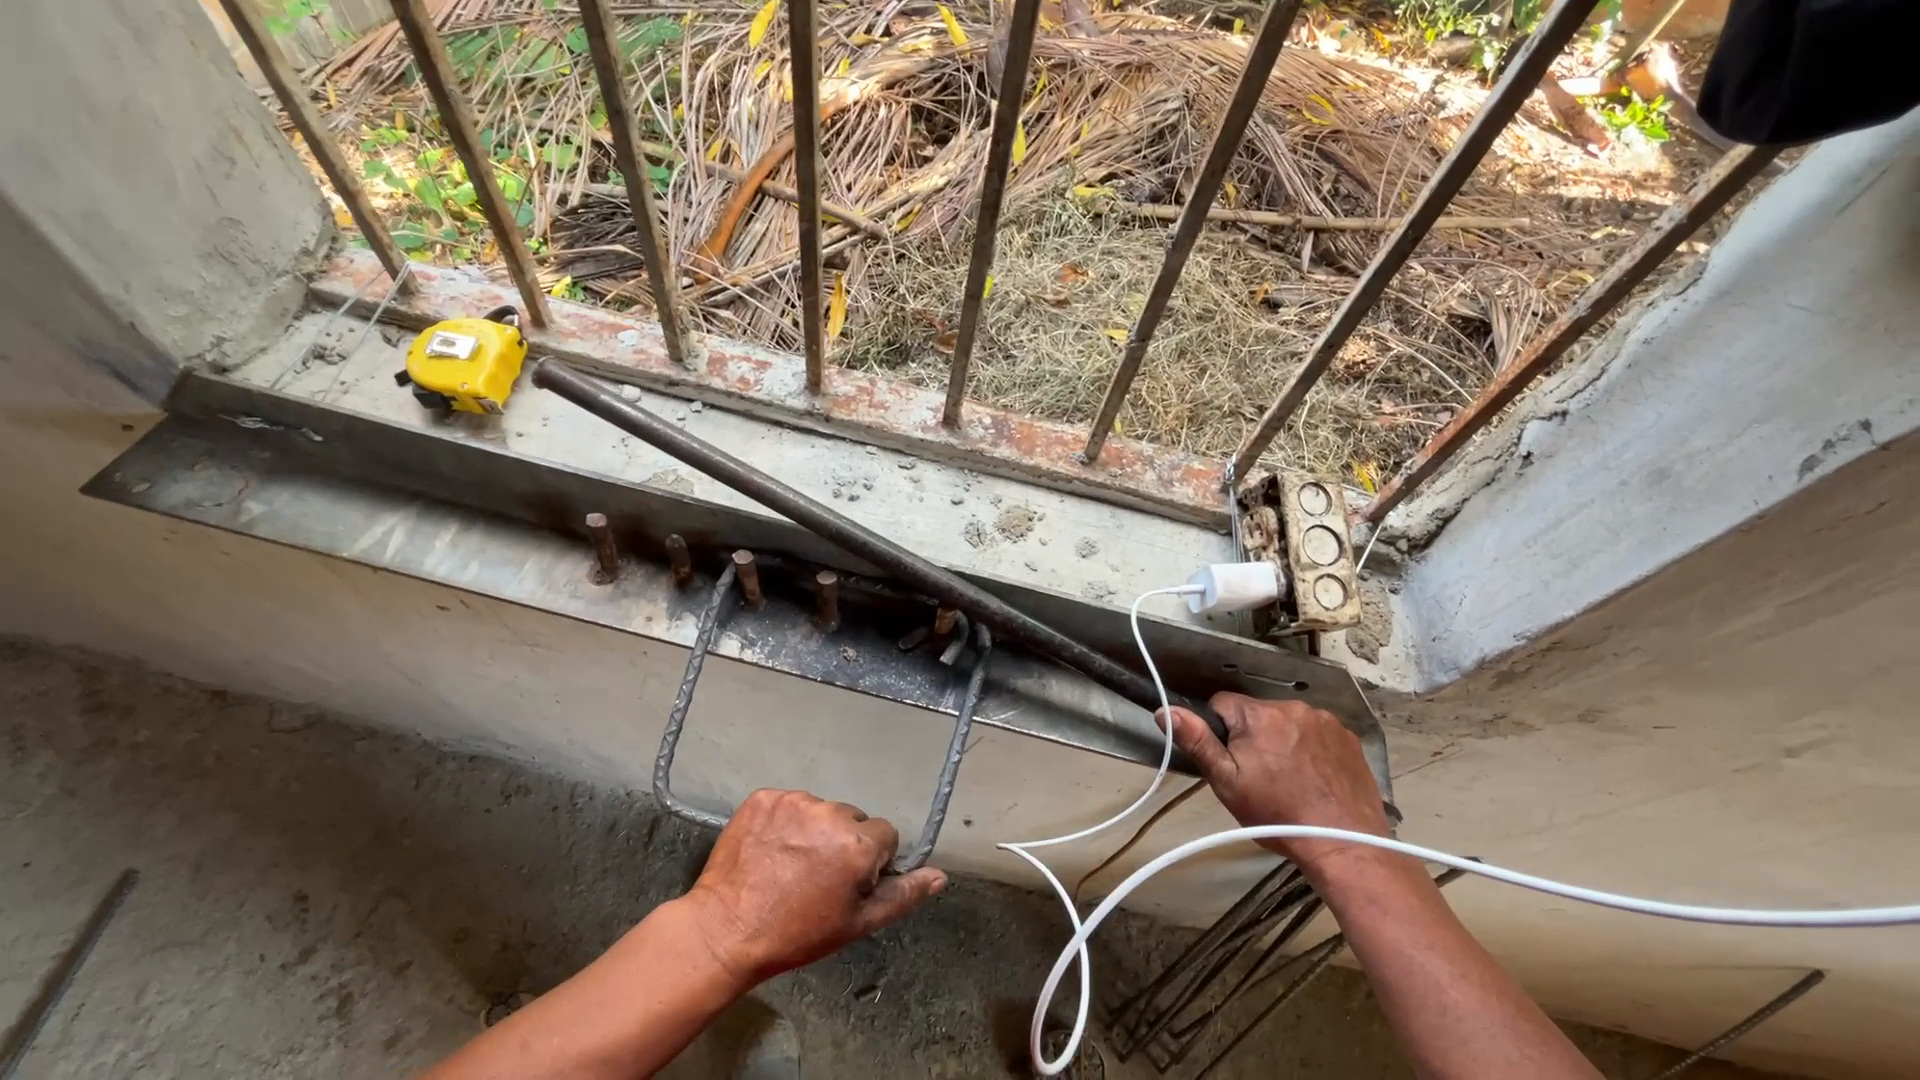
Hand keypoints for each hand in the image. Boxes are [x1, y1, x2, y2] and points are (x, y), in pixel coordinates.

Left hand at [681, 789, 946, 984]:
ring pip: (820, 810)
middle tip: (815, 877)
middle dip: (842, 842)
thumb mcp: (857, 923)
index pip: (884, 836)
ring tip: (789, 864)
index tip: (844, 883)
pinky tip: (770, 849)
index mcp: (860, 843)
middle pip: (852, 820)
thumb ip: (903, 895)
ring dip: (813, 830)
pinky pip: (787, 803)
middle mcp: (831, 813)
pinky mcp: (764, 798)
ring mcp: (794, 801)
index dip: (868, 862)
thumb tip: (940, 876)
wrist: (726, 930)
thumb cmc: (797, 933)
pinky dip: (783, 821)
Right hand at [1161, 693, 1390, 875]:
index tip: (1232, 760)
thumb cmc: (1277, 816)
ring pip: (1288, 721)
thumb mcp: (1227, 783)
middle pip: (1257, 712)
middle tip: (1260, 775)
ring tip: (1290, 778)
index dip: (1220, 731)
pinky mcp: (1349, 737)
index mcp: (1258, 715)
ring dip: (1282, 739)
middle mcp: (1292, 707)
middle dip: (1252, 735)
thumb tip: (1165, 710)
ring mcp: (1325, 720)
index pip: (1222, 703)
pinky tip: (1315, 777)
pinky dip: (1311, 747)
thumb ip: (1197, 742)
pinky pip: (1317, 732)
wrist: (1344, 844)